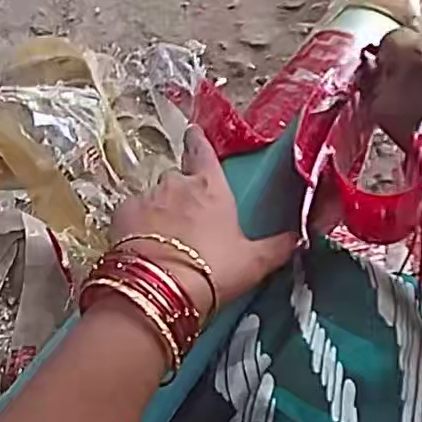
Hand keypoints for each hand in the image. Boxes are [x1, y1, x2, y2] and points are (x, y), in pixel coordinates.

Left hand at [106, 126, 296, 314]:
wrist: (160, 289)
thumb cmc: (213, 270)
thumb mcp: (254, 262)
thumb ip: (278, 247)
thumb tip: (299, 239)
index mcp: (212, 188)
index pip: (204, 151)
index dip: (199, 141)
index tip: (193, 132)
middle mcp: (178, 184)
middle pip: (179, 178)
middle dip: (182, 193)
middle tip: (187, 220)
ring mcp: (147, 196)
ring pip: (155, 197)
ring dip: (159, 211)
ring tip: (165, 240)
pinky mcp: (121, 214)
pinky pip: (132, 213)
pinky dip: (136, 225)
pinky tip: (142, 245)